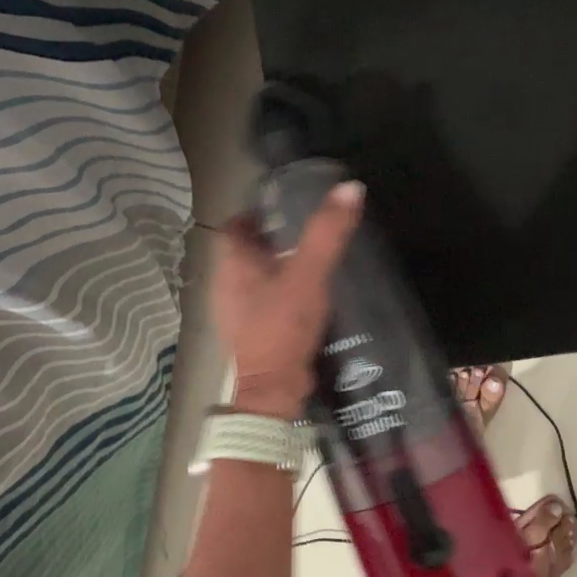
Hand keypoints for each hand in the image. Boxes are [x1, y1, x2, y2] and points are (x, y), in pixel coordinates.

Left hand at [211, 181, 364, 419]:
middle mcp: (225, 285)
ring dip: (277, 269)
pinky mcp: (251, 335)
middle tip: (306, 233)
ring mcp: (235, 313)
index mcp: (232, 264)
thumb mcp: (309, 273)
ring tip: (312, 264)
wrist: (274, 389)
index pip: (235, 225)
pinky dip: (281, 296)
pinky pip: (263, 304)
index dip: (256, 213)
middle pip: (245, 251)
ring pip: (254, 279)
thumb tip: (351, 188)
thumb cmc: (283, 326)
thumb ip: (328, 232)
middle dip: (272, 240)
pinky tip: (307, 300)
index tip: (285, 208)